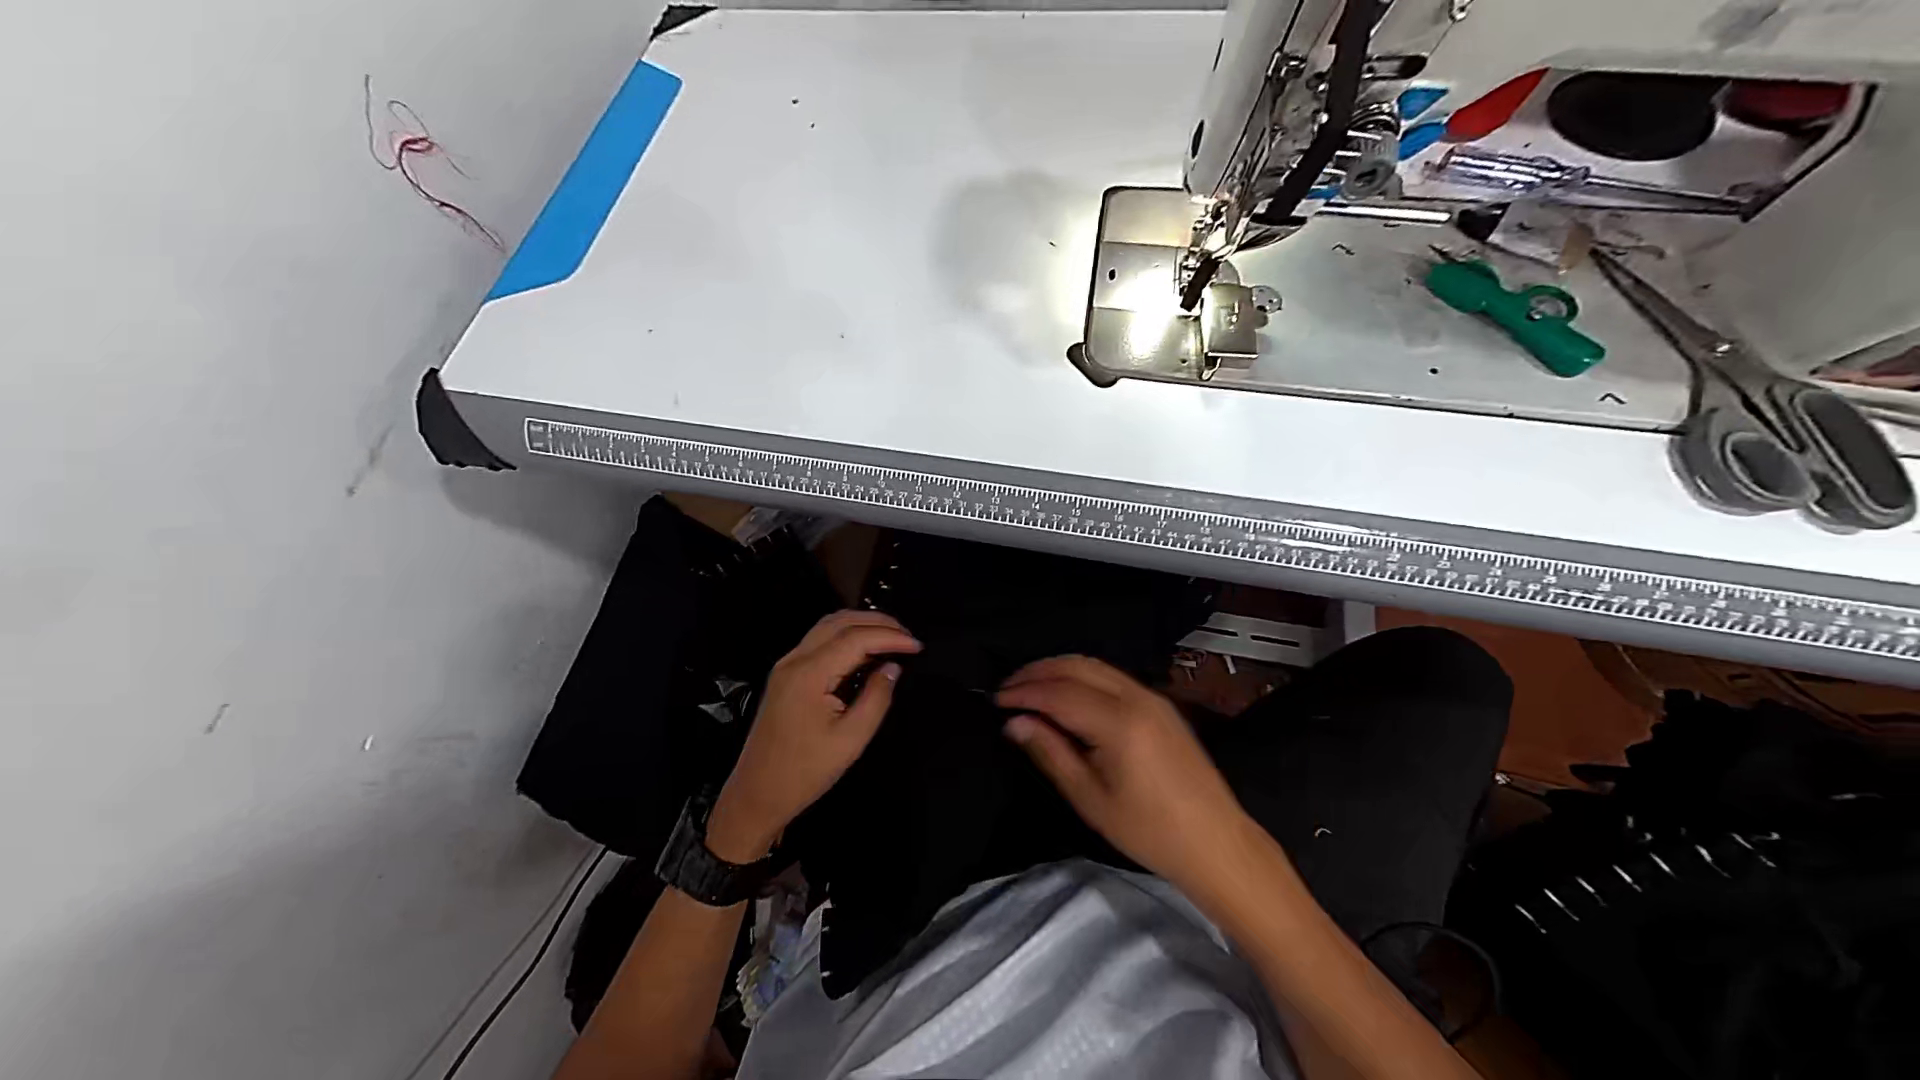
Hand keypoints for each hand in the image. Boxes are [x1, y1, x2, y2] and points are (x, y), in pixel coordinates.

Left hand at [707, 611, 919, 861]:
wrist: (758, 794)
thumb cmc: (807, 771)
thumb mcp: (852, 739)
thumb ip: (876, 697)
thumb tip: (893, 667)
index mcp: (809, 674)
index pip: (855, 638)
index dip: (890, 637)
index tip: (918, 645)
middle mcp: (794, 660)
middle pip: (839, 621)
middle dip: (877, 621)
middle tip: (908, 636)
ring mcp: (786, 665)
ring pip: (827, 626)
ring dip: (861, 625)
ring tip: (892, 638)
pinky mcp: (786, 675)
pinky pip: (819, 641)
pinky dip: (846, 636)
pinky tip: (866, 650)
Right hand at [995, 656, 1261, 896]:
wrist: (1216, 842)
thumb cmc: (1149, 831)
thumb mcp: (1091, 799)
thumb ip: (1050, 752)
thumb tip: (1013, 723)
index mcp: (1119, 722)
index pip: (1059, 692)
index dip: (1023, 693)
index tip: (995, 700)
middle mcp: (1137, 697)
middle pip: (1076, 665)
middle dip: (1037, 671)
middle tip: (1007, 688)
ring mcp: (1152, 696)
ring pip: (1095, 665)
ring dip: (1058, 669)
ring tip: (1029, 688)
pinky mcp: (1161, 703)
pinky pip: (1111, 675)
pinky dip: (1081, 675)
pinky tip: (1065, 694)